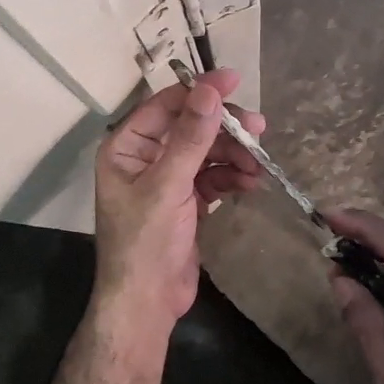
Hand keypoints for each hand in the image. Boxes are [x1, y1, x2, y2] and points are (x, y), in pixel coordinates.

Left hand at [94, 68, 263, 331]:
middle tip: (258, 129)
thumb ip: (190, 138)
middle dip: (223, 129)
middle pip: (190, 128)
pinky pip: (212, 178)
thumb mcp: (167, 186)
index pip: (165, 106)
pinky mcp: (185, 203)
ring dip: (233, 155)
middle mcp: (143, 159)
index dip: (199, 92)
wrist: (146, 302)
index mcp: (125, 148)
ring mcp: (166, 181)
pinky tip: (251, 182)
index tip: (235, 81)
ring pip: (205, 153)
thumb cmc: (145, 242)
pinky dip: (231, 177)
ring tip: (257, 165)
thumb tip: (210, 91)